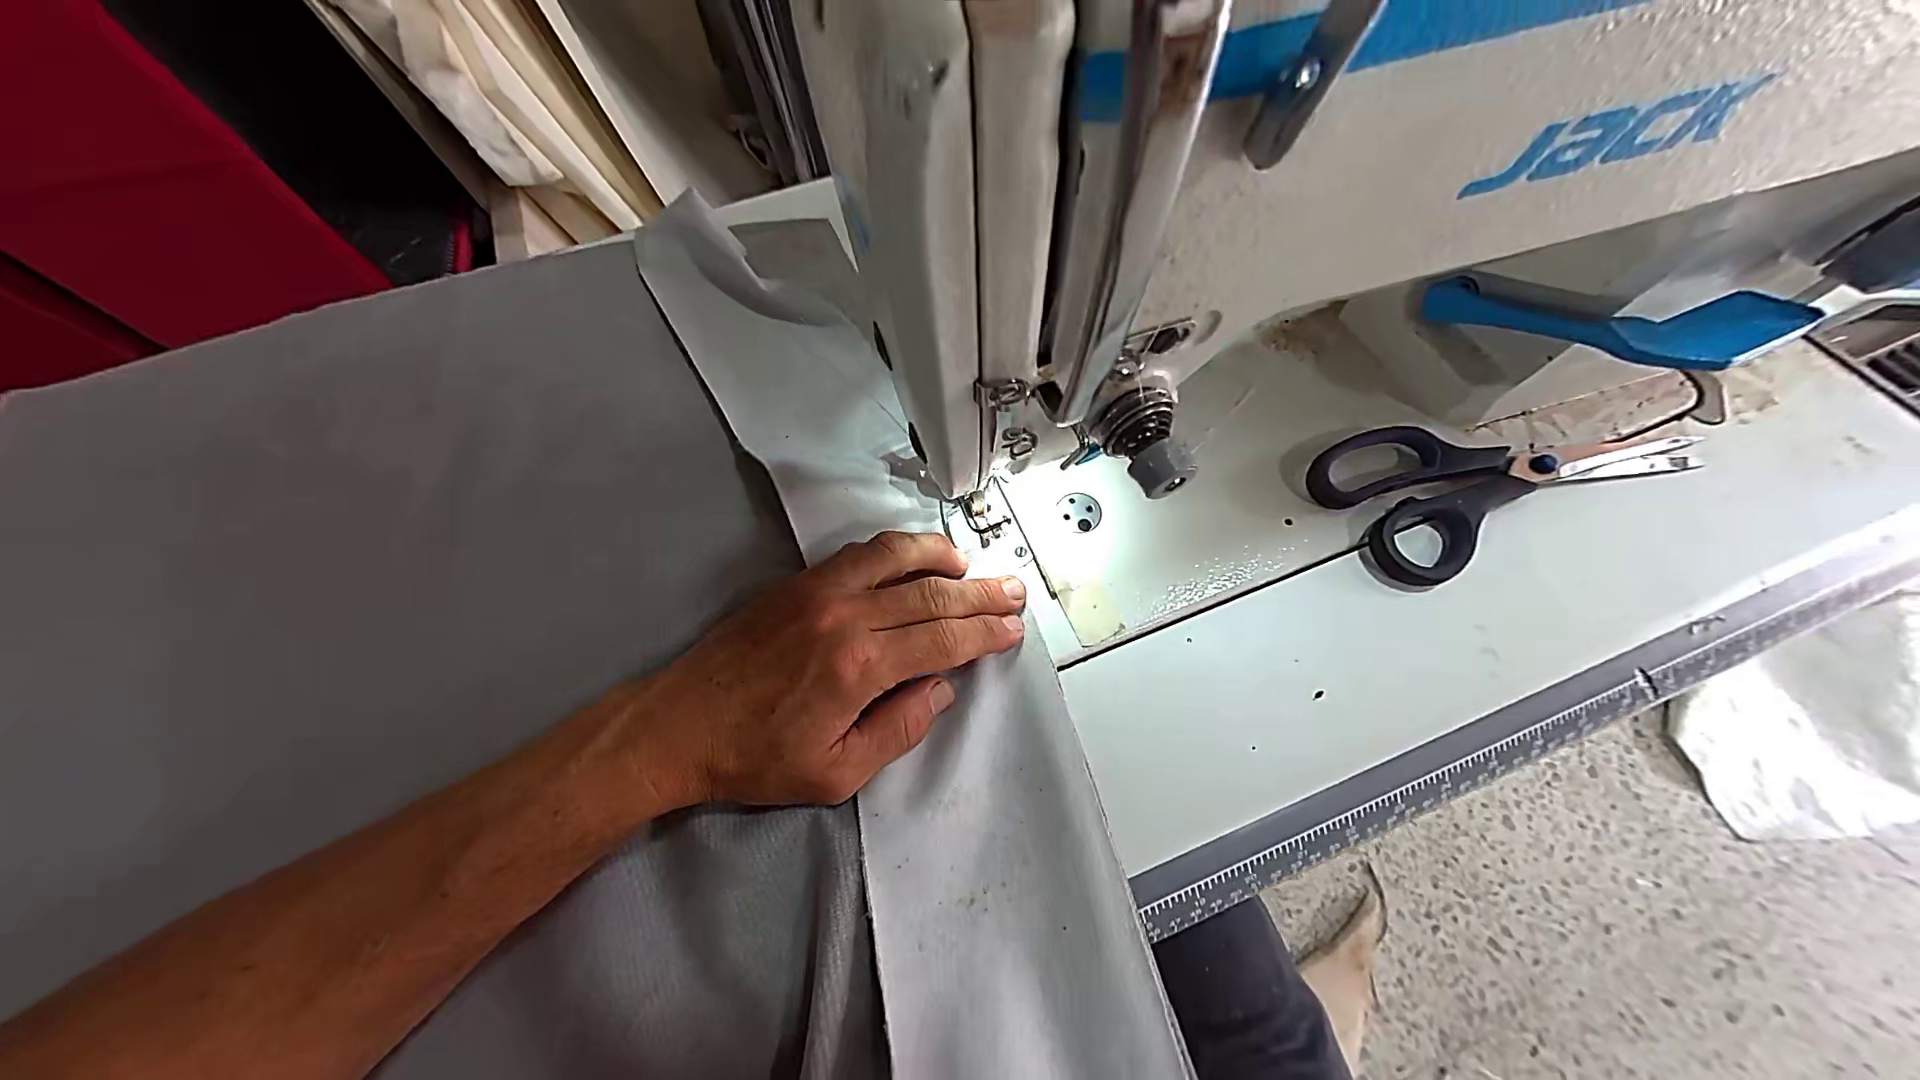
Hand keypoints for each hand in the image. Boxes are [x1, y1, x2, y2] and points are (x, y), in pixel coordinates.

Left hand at [618, 531, 1027, 808]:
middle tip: (1011, 592)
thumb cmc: (755, 756)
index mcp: (859, 667)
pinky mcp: (798, 583)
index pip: (943, 639)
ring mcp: (818, 591)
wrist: (678, 725)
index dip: (984, 632)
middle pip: (931, 594)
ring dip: (941, 557)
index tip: (1011, 628)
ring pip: (896, 557)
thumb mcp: (836, 772)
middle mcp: (844, 616)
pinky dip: (897, 549)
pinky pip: (860, 553)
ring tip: (970, 567)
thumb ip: (899, 730)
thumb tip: (939, 689)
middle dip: (980, 594)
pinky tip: (913, 558)